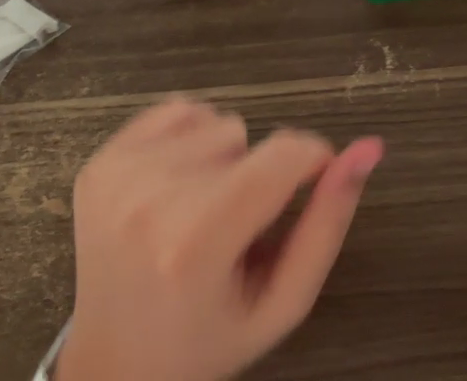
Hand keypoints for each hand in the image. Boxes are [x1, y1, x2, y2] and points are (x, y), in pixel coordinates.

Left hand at [55, 98, 383, 380]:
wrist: (115, 364)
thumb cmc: (208, 338)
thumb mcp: (284, 301)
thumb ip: (328, 223)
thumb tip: (369, 147)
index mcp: (197, 242)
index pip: (285, 153)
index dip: (312, 162)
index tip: (307, 191)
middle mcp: (149, 199)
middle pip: (244, 133)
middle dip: (254, 173)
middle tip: (232, 229)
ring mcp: (116, 176)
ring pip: (212, 119)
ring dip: (220, 158)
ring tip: (203, 213)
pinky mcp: (98, 163)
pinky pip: (173, 111)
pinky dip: (187, 140)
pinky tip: (177, 188)